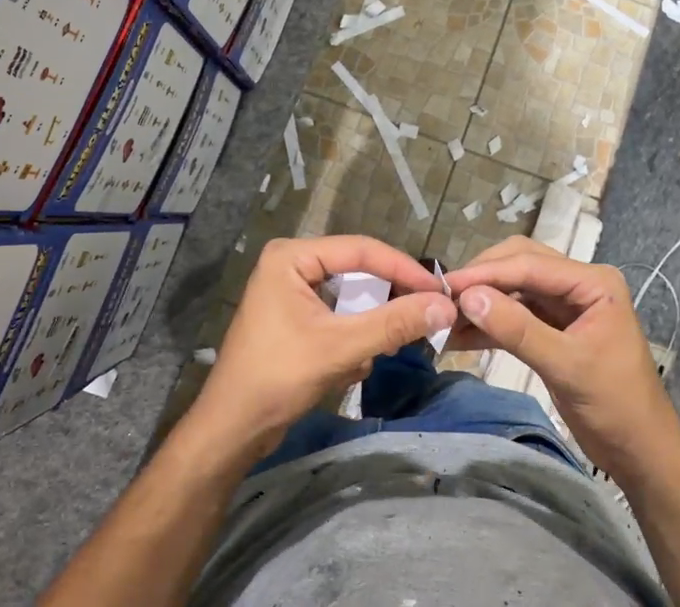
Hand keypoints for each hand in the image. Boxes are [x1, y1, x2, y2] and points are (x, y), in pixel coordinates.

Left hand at [191, 235, 455, 449]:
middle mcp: (291, 265)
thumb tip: (447, 306)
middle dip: (386, 300)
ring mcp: (291, 293)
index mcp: (292, 256)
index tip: (439, 291)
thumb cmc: (278, 378)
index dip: (403, 268)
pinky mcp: (295, 320)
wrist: (232, 430)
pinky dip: (353, 338)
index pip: (361, 249)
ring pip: (351, 297)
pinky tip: (352, 367)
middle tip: (424, 316)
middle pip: (357, 271)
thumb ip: (394, 323)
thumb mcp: (341, 347)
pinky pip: (339, 316)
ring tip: (388, 347)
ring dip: (370, 324)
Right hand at [446, 237, 679, 477]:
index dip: (486, 273)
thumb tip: (467, 298)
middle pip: (519, 266)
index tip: (444, 286)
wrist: (641, 452)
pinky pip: (515, 316)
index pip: (530, 264)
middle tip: (441, 299)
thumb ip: (518, 329)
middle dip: (482, 281)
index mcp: (592, 282)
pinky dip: (490, 325)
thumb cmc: (616, 404)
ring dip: (482, 303)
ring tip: (443, 320)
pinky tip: (459, 337)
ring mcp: (565, 307)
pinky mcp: (553, 331)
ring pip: (513, 291)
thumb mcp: (566, 365)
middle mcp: (578, 285)